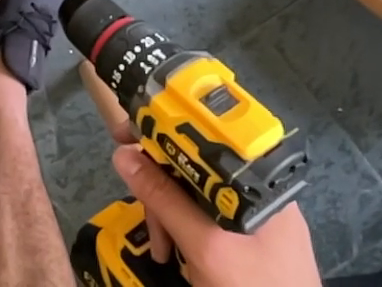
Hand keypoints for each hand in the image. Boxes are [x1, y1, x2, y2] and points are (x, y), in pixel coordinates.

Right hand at [111, 145, 320, 286]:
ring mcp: (257, 220)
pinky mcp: (251, 243)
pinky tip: (176, 254)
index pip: (206, 134)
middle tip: (141, 206)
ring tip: (163, 249)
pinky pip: (206, 218)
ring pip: (196, 193)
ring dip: (168, 214)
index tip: (125, 134)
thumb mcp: (204, 247)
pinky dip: (184, 231)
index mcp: (259, 182)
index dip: (162, 127)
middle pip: (195, 165)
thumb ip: (164, 199)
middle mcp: (260, 193)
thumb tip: (122, 155)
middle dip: (161, 185)